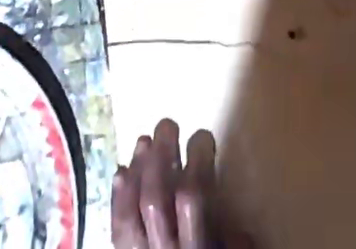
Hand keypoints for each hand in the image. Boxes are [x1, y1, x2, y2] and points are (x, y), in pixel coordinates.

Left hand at [112, 119, 248, 248]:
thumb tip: (237, 228)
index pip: (193, 197)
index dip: (196, 160)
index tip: (203, 135)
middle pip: (156, 196)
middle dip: (160, 155)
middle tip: (168, 123)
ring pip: (132, 211)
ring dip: (138, 170)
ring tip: (144, 140)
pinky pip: (118, 231)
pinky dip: (118, 197)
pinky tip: (121, 171)